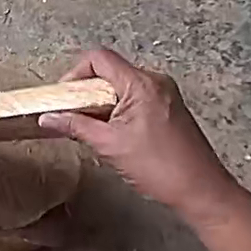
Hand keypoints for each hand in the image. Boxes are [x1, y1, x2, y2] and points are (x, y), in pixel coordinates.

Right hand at [39, 49, 245, 225]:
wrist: (202, 191)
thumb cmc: (162, 169)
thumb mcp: (109, 146)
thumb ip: (75, 126)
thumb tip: (48, 117)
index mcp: (141, 84)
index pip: (99, 58)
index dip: (75, 73)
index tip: (64, 96)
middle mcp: (155, 81)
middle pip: (110, 71)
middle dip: (87, 91)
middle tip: (73, 116)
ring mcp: (164, 93)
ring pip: (122, 85)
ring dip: (102, 102)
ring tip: (94, 129)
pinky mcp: (169, 106)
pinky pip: (135, 96)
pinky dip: (119, 109)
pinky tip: (115, 133)